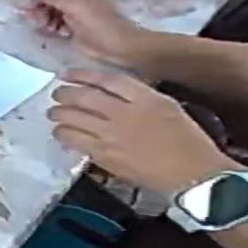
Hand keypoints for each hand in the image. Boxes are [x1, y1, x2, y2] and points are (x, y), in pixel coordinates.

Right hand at [32, 0, 158, 70]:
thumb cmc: (101, 26)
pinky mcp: (75, 24)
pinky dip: (53, 26)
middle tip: (37, 20)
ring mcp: (78, 11)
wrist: (116, 46)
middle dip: (42, 8)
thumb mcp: (79, 8)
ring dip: (46, 18)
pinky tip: (57, 32)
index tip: (31, 6)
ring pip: (53, 10)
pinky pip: (57, 21)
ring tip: (48, 28)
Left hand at [48, 71, 236, 194]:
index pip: (109, 80)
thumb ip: (139, 99)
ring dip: (57, 113)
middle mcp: (126, 114)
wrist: (192, 173)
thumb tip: (108, 93)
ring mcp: (110, 134)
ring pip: (70, 117)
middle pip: (83, 97)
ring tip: (54, 113)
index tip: (67, 74)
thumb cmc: (187, 142)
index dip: (83, 75)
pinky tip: (61, 132)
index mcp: (149, 100)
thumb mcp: (168, 110)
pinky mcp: (100, 153)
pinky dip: (61, 132)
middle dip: (63, 93)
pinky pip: (70, 138)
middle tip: (57, 95)